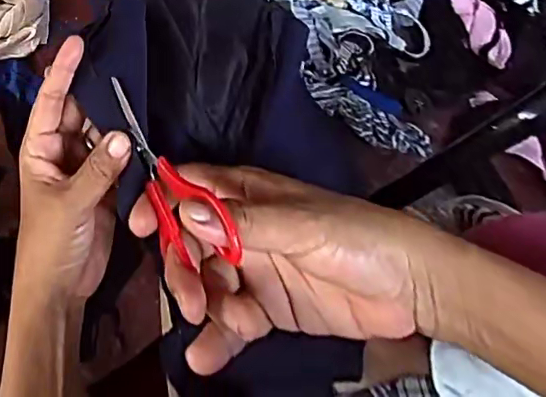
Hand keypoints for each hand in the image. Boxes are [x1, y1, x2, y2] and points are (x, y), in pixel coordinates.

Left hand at [13, 34, 132, 303]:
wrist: (61, 292)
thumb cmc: (49, 246)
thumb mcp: (69, 205)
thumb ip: (98, 170)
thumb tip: (123, 134)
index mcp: (39, 148)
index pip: (51, 100)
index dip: (63, 71)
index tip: (77, 43)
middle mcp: (60, 148)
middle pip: (81, 110)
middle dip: (98, 90)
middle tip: (122, 62)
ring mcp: (83, 163)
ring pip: (102, 128)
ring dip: (117, 117)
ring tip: (138, 93)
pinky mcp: (104, 180)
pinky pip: (117, 151)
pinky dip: (128, 142)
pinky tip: (142, 127)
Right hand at [128, 165, 456, 375]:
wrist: (406, 287)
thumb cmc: (355, 235)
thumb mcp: (300, 226)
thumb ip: (243, 223)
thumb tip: (186, 210)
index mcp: (248, 195)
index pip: (192, 187)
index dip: (162, 199)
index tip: (139, 225)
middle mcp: (244, 228)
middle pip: (191, 240)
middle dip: (180, 266)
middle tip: (189, 299)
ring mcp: (255, 268)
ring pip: (207, 283)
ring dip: (200, 305)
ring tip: (211, 327)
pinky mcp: (268, 306)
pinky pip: (232, 322)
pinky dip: (216, 340)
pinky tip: (204, 358)